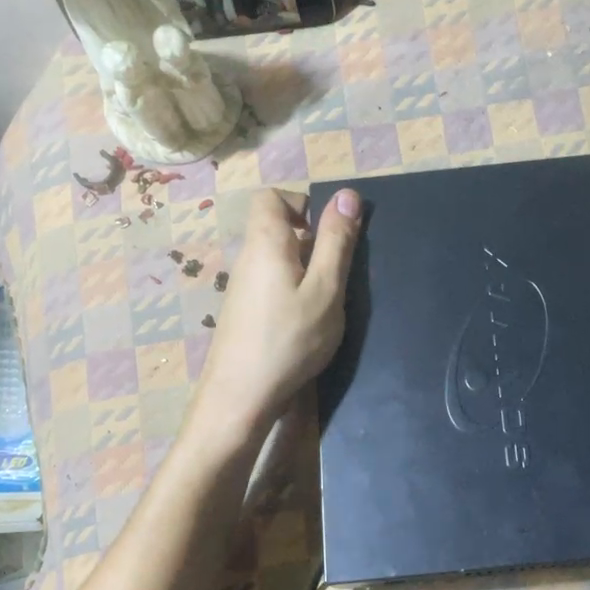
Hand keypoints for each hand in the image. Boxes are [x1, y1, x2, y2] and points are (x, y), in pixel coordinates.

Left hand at [193, 188, 361, 441]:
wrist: (242, 395)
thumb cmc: (289, 339)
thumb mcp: (325, 289)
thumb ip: (336, 242)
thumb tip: (347, 194)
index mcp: (266, 242)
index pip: (272, 198)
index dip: (302, 204)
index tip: (330, 232)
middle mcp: (248, 258)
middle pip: (277, 230)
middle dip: (312, 242)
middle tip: (339, 274)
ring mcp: (243, 288)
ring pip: (278, 261)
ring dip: (306, 272)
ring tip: (328, 303)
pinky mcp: (244, 314)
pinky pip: (272, 285)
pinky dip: (293, 294)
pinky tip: (308, 325)